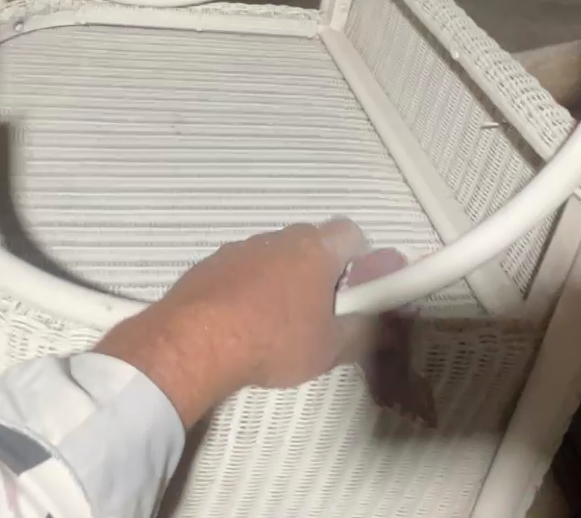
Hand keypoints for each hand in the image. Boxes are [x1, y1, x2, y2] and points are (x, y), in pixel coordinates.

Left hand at [94, 219, 386, 425]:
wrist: (195, 340)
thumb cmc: (274, 340)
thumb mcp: (331, 348)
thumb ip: (365, 329)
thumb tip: (385, 319)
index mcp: (315, 249)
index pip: (349, 232)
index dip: (359, 258)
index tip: (355, 290)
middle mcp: (279, 237)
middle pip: (310, 243)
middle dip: (319, 272)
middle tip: (319, 313)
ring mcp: (241, 247)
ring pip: (274, 257)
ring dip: (281, 280)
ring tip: (276, 325)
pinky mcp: (211, 263)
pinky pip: (242, 270)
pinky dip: (248, 289)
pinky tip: (242, 324)